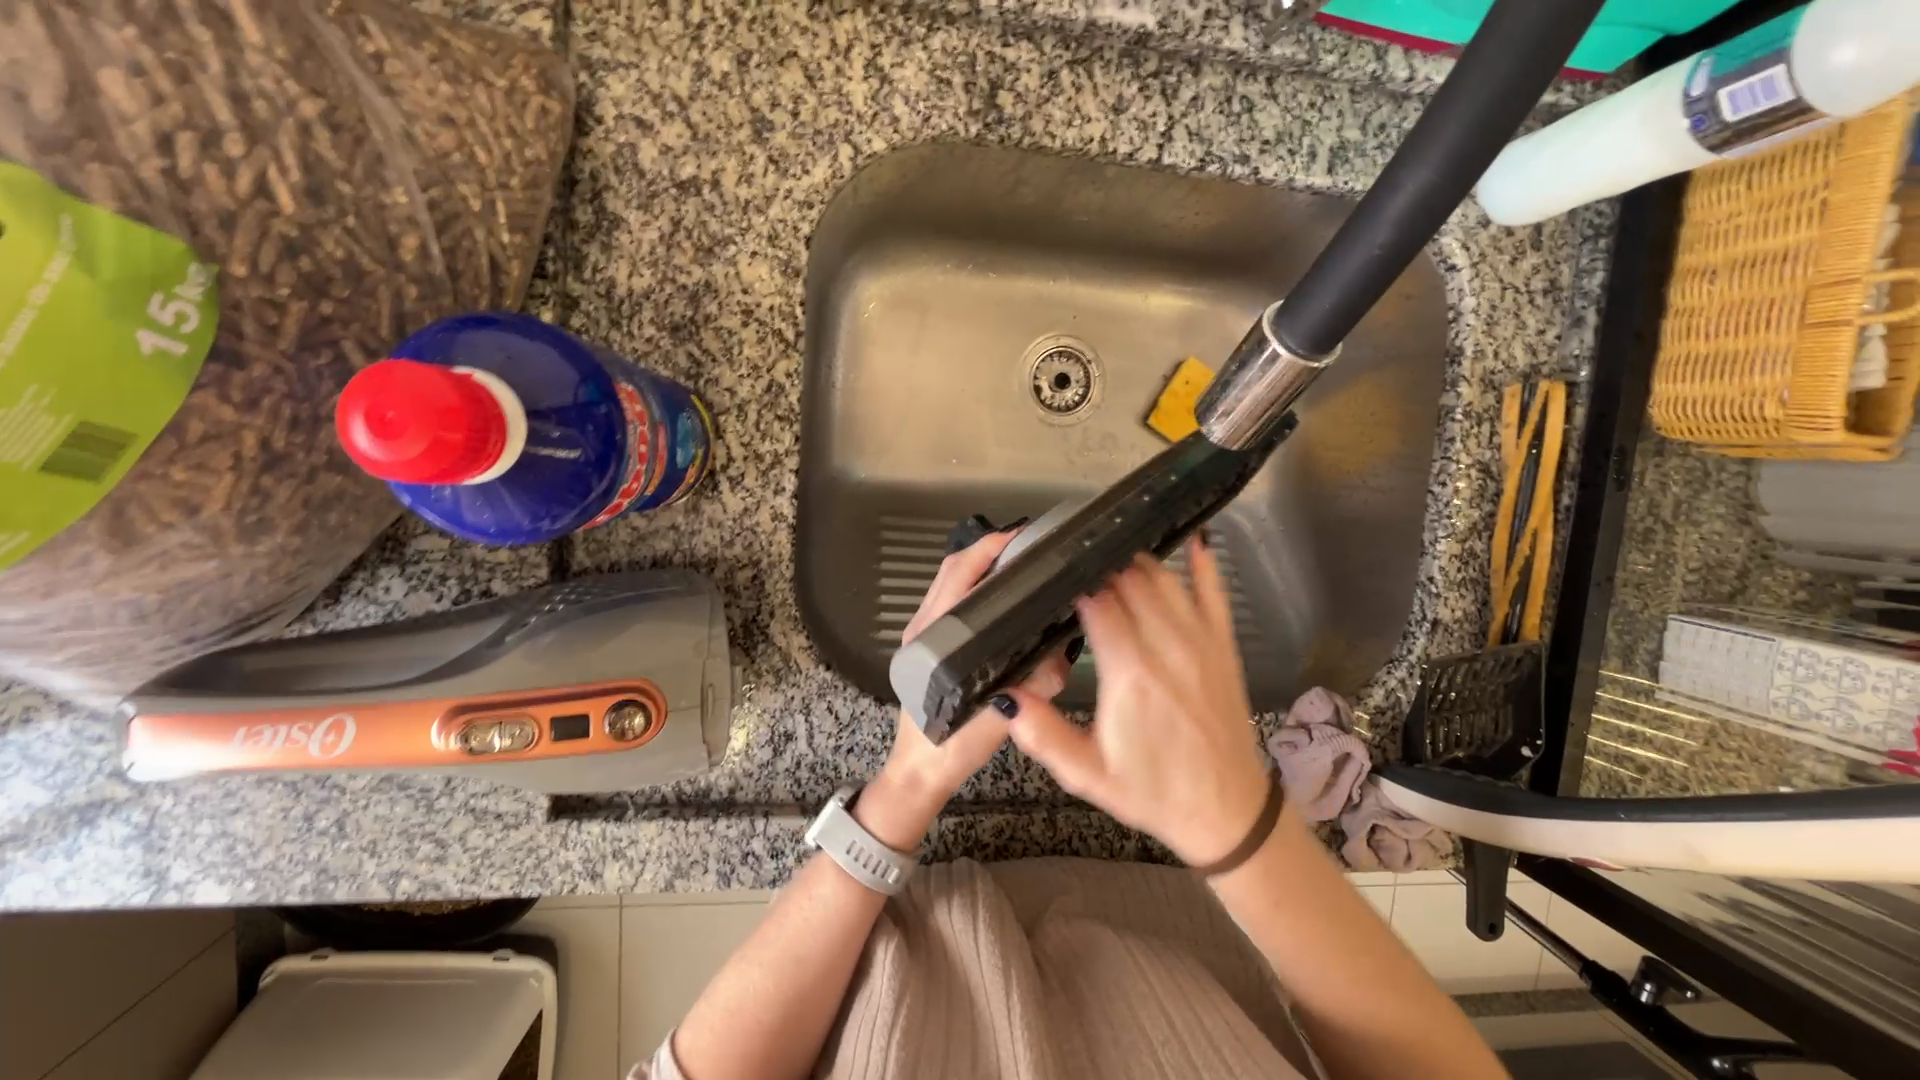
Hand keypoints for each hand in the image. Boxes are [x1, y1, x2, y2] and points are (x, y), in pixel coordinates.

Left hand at [859, 528, 1070, 848]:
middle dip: (989, 549)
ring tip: (1022, 565)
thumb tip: (1062, 654)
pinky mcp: (926, 646)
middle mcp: (922, 629)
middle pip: (952, 569)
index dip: (990, 550)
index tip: (1023, 538)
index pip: (958, 576)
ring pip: (949, 583)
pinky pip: (951, 602)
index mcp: (931, 640)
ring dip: (981, 566)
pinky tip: (1004, 600)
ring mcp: (921, 636)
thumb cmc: (947, 749)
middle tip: (1030, 546)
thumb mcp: (996, 721)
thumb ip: (1031, 687)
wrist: (917, 774)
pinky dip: (976, 588)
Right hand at [1007, 538, 1272, 865]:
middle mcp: (1168, 647)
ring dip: (1137, 561)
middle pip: (1130, 581)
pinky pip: (1215, 593)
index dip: (1073, 585)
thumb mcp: (1086, 773)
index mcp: (1131, 673)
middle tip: (1075, 566)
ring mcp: (1201, 642)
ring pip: (1166, 579)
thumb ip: (1042, 733)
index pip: (1098, 603)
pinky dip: (1203, 565)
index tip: (1053, 580)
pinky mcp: (1223, 647)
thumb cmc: (1153, 791)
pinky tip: (1194, 541)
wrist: (1226, 810)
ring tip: (1110, 554)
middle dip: (1100, 567)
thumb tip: (1003, 696)